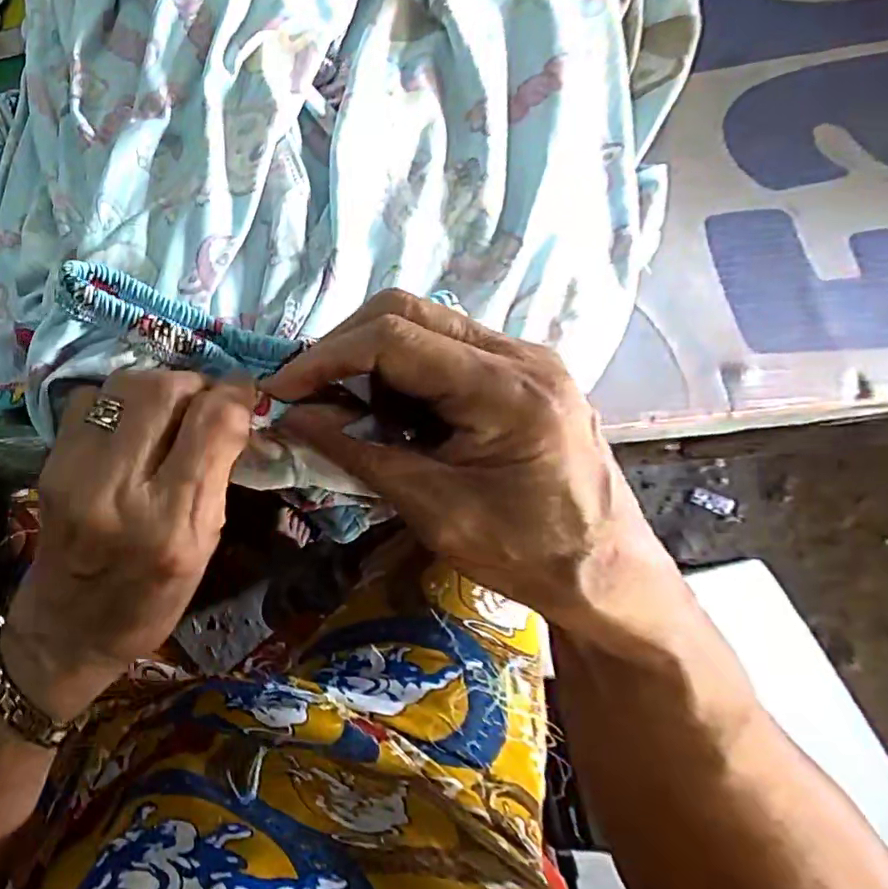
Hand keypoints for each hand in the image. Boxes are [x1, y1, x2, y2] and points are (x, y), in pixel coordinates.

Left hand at [2, 371, 255, 722]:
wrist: (65, 626)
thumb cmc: (147, 602)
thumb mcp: (201, 550)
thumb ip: (215, 477)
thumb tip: (230, 410)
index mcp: (171, 524)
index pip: (211, 424)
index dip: (235, 395)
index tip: (243, 394)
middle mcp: (119, 490)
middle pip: (162, 390)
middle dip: (194, 385)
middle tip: (203, 401)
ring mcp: (75, 471)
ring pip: (123, 385)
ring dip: (155, 388)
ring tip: (166, 410)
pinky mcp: (50, 462)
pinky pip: (88, 400)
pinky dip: (116, 401)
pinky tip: (126, 424)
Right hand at [259, 290, 674, 635]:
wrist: (608, 577)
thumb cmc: (525, 552)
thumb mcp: (430, 508)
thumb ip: (356, 453)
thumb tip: (291, 418)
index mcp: (505, 390)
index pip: (392, 339)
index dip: (323, 358)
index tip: (279, 390)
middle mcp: (517, 356)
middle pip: (403, 312)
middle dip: (339, 348)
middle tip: (303, 393)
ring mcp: (519, 360)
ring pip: (417, 324)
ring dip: (364, 360)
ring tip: (344, 412)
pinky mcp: (513, 374)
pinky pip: (436, 349)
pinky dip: (392, 374)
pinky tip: (387, 417)